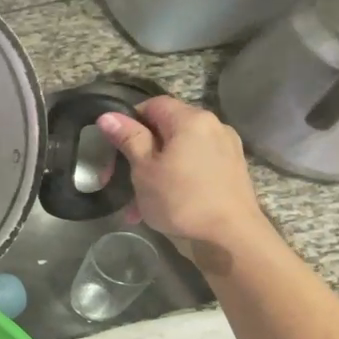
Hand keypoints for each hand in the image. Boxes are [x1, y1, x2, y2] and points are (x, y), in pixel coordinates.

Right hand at [97, 96, 269, 254]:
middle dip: (141, 150)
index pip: (153, 104)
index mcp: (191, 120)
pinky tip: (164, 201)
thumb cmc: (180, 198)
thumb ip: (129, 139)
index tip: (114, 146)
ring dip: (156, 168)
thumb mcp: (144, 169)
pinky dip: (176, 176)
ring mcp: (226, 147)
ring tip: (139, 199)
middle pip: (168, 127)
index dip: (130, 120)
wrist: (230, 234)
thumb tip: (107, 115)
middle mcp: (213, 125)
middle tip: (121, 178)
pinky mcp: (231, 167)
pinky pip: (195, 163)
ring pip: (180, 149)